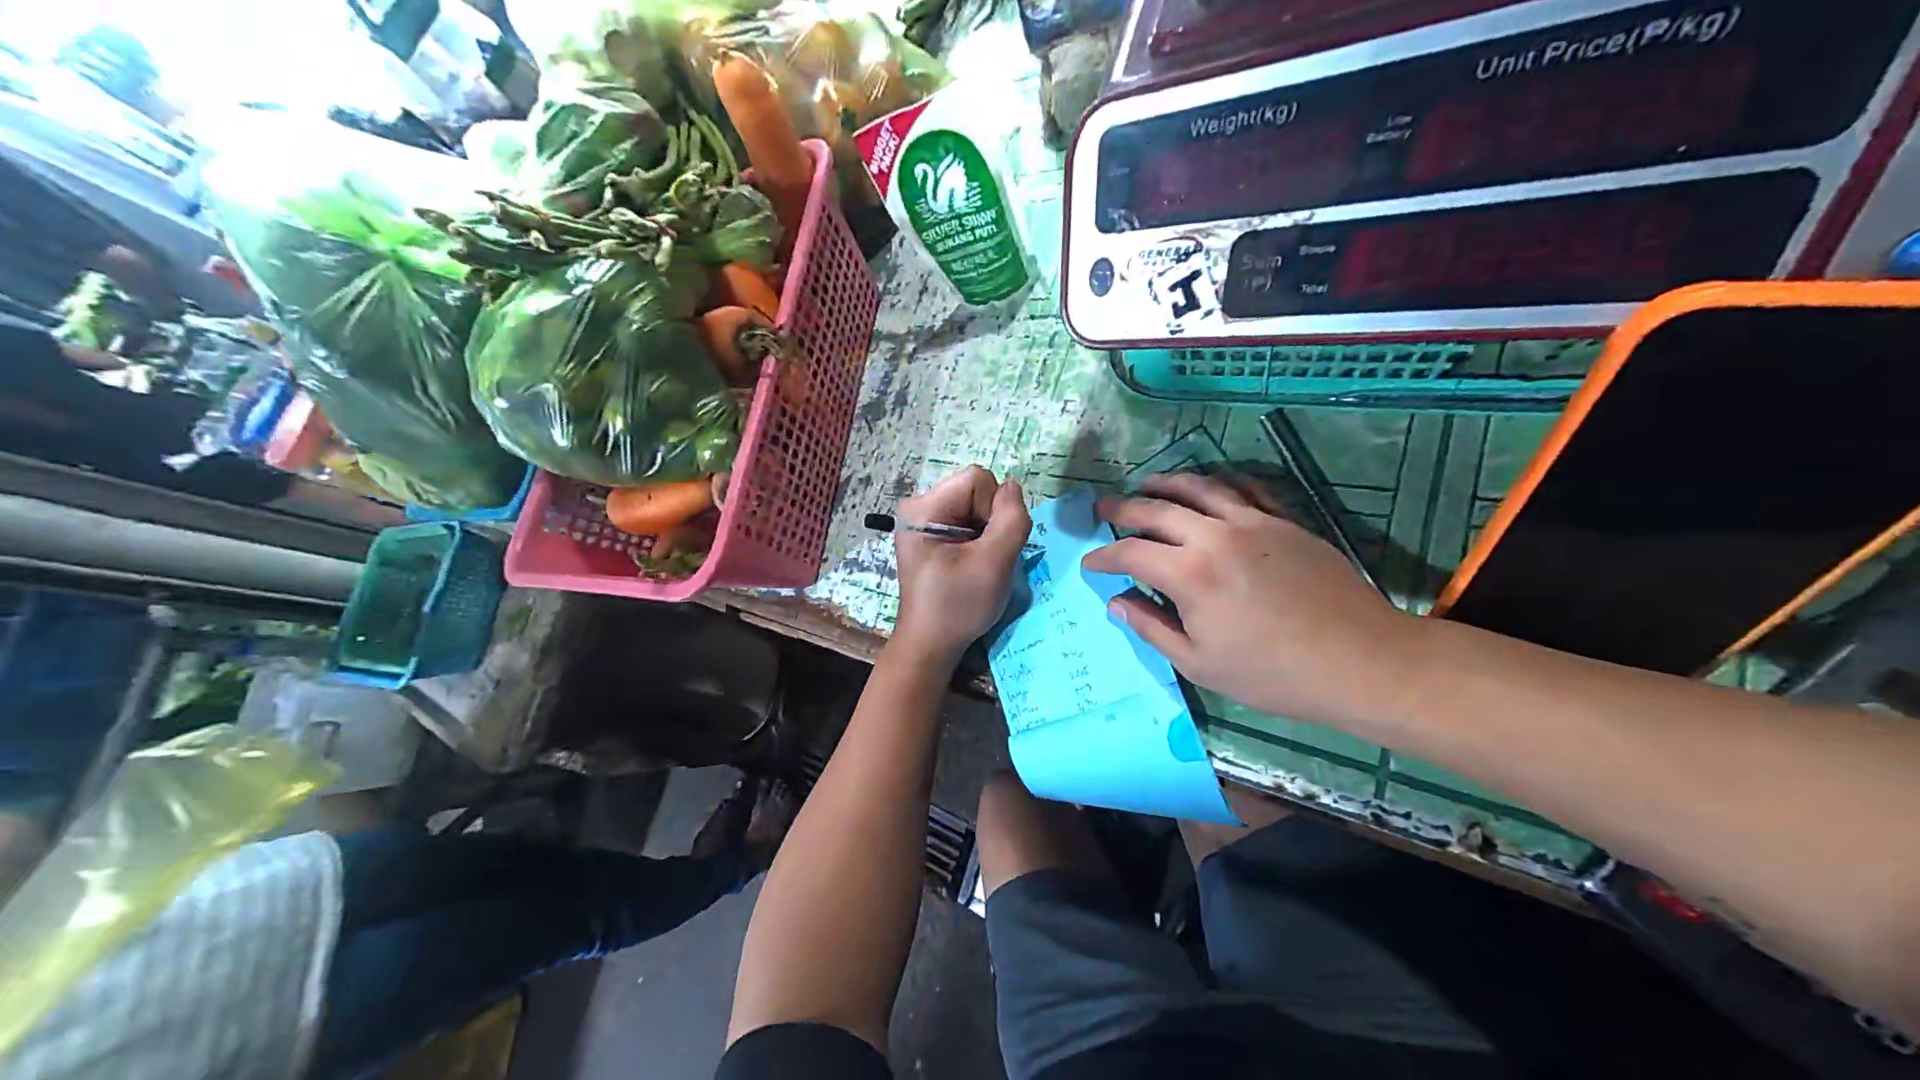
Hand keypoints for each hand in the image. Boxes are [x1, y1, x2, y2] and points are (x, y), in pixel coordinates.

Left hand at [892, 466, 1030, 665]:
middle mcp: (919, 506)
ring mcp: (924, 520)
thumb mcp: (994, 564)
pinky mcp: (931, 534)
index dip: (994, 508)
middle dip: (991, 520)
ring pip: (976, 505)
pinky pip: (968, 519)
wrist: (931, 643)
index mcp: (924, 508)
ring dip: (988, 532)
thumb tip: (1014, 487)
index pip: (978, 479)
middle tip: (985, 558)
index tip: (988, 544)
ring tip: (978, 564)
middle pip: (976, 490)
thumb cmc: (958, 606)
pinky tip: (971, 564)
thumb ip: (1011, 520)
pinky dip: (979, 539)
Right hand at [1082, 473, 1420, 724]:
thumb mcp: (1199, 663)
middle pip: (1157, 508)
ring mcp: (1254, 522)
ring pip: (1200, 487)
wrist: (1358, 661)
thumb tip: (1117, 602)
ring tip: (1148, 484)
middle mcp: (1215, 535)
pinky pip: (1245, 489)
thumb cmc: (1271, 673)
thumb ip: (1152, 627)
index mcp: (1189, 573)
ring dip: (1167, 483)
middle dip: (1123, 508)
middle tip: (1104, 509)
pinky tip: (1210, 487)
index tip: (1091, 563)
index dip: (1104, 557)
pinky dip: (1219, 482)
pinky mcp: (1285, 521)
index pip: (1130, 552)